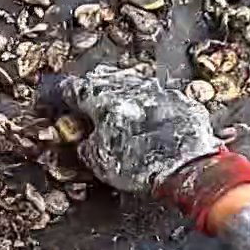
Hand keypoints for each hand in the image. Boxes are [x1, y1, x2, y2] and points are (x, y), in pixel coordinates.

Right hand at [63, 67, 249, 232]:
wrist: (188, 169)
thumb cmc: (139, 165)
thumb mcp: (98, 161)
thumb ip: (86, 144)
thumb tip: (84, 140)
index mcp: (102, 100)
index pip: (75, 88)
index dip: (64, 94)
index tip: (61, 97)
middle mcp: (130, 88)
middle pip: (105, 79)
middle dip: (93, 87)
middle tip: (87, 96)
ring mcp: (158, 91)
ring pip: (134, 83)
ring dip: (123, 92)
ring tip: (117, 102)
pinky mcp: (181, 101)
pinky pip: (159, 96)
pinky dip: (150, 104)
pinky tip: (149, 115)